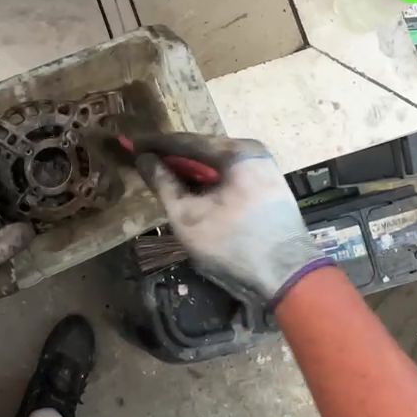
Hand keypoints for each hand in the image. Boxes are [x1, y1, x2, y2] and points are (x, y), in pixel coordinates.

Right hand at [133, 133, 330, 306]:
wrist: (288, 274)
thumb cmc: (233, 244)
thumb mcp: (188, 216)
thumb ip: (163, 183)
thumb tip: (143, 160)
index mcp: (236, 151)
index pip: (185, 141)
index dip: (154, 144)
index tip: (129, 143)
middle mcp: (252, 151)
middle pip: (202, 149)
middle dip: (172, 156)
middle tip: (142, 159)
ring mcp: (263, 167)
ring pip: (215, 163)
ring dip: (189, 169)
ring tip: (161, 174)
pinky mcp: (267, 185)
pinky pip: (229, 175)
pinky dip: (207, 180)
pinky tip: (190, 188)